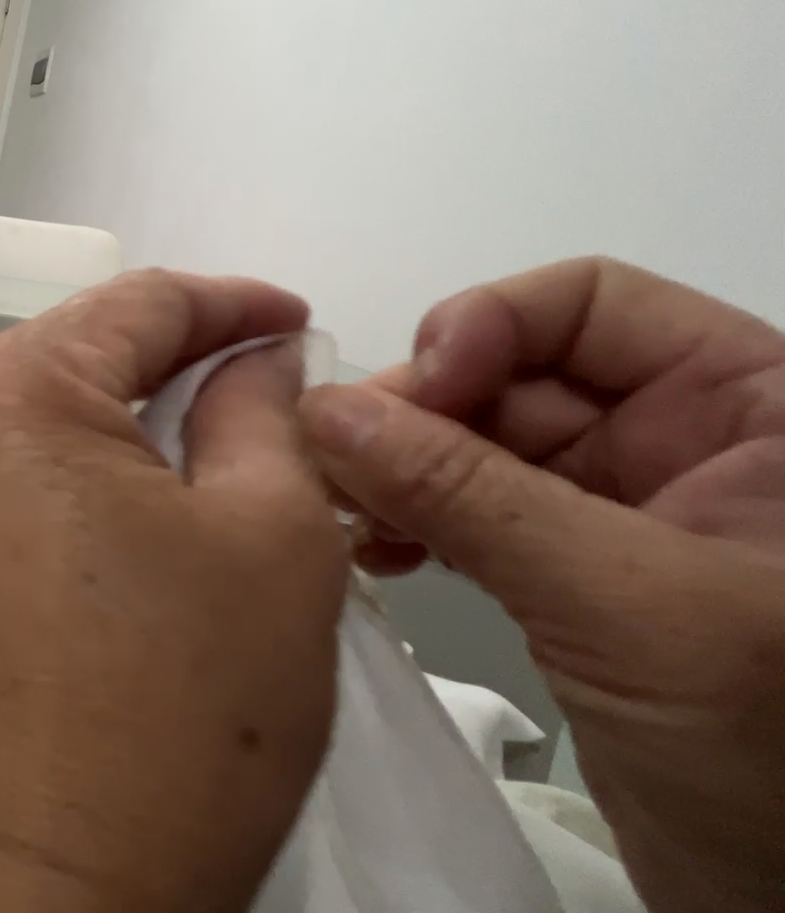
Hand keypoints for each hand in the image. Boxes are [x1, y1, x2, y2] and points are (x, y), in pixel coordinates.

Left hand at [0, 271, 349, 912]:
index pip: (138, 302)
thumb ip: (263, 411)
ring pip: (43, 403)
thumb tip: (257, 357)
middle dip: (178, 359)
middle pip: (80, 347)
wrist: (43, 853)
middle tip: (269, 383)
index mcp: (10, 385)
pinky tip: (138, 486)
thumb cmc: (173, 705)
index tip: (292, 321)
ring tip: (218, 435)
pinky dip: (77, 458)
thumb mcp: (268, 533)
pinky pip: (8, 458)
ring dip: (128, 413)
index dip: (231, 304)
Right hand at [298, 258, 784, 912]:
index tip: (409, 401)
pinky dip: (400, 519)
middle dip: (411, 415)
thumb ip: (467, 494)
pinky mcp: (559, 567)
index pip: (584, 305)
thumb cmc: (782, 757)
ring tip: (343, 519)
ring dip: (389, 470)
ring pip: (464, 441)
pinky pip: (454, 506)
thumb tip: (323, 410)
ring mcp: (612, 508)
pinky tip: (372, 553)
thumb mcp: (626, 603)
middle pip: (503, 372)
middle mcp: (682, 442)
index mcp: (757, 408)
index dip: (483, 329)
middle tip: (335, 471)